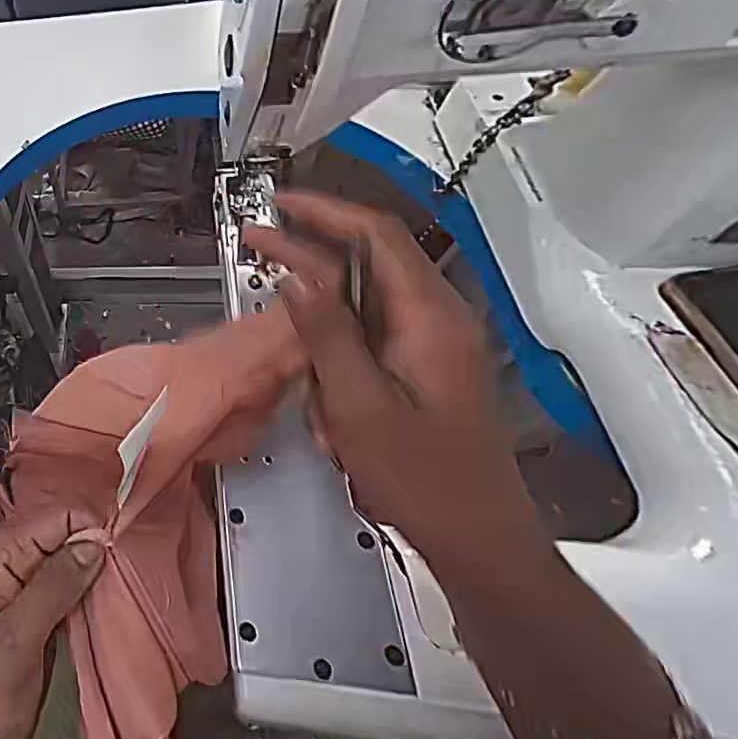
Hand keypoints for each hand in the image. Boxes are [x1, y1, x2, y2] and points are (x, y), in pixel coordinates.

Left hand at [0, 503, 105, 738]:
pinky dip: (97, 593)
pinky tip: (114, 606)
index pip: (62, 514)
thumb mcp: (12, 645)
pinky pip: (78, 585)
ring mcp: (29, 584)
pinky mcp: (44, 610)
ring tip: (126, 595)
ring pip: (79, 557)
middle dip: (102, 550)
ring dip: (104, 573)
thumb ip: (52, 588)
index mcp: (0, 552)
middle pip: (73, 531)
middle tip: (127, 584)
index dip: (94, 531)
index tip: (121, 563)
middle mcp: (15, 557)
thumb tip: (97, 541)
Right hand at [242, 192, 553, 576]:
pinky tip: (320, 385)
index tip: (283, 204)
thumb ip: (326, 334)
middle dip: (312, 253)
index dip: (326, 212)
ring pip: (365, 300)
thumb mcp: (359, 405)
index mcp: (429, 317)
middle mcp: (436, 318)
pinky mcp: (423, 364)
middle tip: (263, 244)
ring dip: (322, 316)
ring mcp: (432, 341)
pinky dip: (338, 348)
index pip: (376, 236)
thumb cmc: (426, 480)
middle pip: (368, 262)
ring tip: (292, 346)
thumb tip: (297, 278)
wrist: (475, 534)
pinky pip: (371, 334)